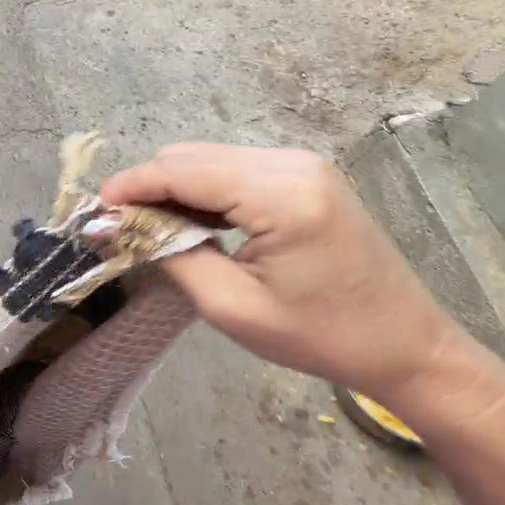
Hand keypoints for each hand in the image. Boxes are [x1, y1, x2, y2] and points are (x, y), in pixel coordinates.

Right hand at [101, 144, 460, 400]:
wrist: (411, 347)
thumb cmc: (322, 336)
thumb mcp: (231, 305)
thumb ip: (168, 254)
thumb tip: (112, 226)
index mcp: (281, 196)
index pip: (180, 171)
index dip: (129, 187)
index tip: (94, 213)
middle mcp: (292, 165)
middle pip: (188, 156)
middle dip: (146, 187)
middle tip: (122, 229)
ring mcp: (302, 165)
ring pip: (204, 158)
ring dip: (171, 188)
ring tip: (155, 230)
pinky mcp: (305, 174)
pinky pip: (229, 168)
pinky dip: (199, 189)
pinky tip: (193, 222)